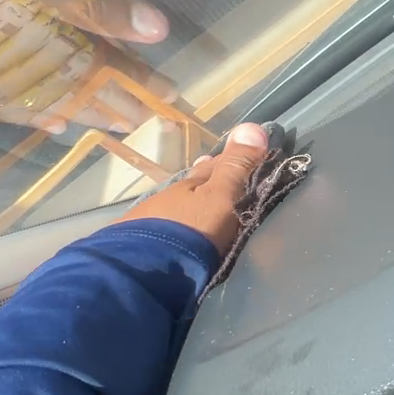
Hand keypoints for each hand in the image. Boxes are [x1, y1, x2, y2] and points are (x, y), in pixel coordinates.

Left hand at [117, 122, 268, 256]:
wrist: (142, 269)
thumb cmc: (191, 230)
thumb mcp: (222, 197)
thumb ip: (237, 167)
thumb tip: (254, 125)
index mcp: (191, 184)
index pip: (214, 166)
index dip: (229, 160)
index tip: (241, 155)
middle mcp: (168, 197)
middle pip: (192, 184)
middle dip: (207, 180)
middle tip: (220, 177)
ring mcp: (149, 219)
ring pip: (175, 205)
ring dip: (189, 205)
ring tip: (202, 210)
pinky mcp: (138, 242)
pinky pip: (163, 227)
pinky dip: (175, 226)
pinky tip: (178, 234)